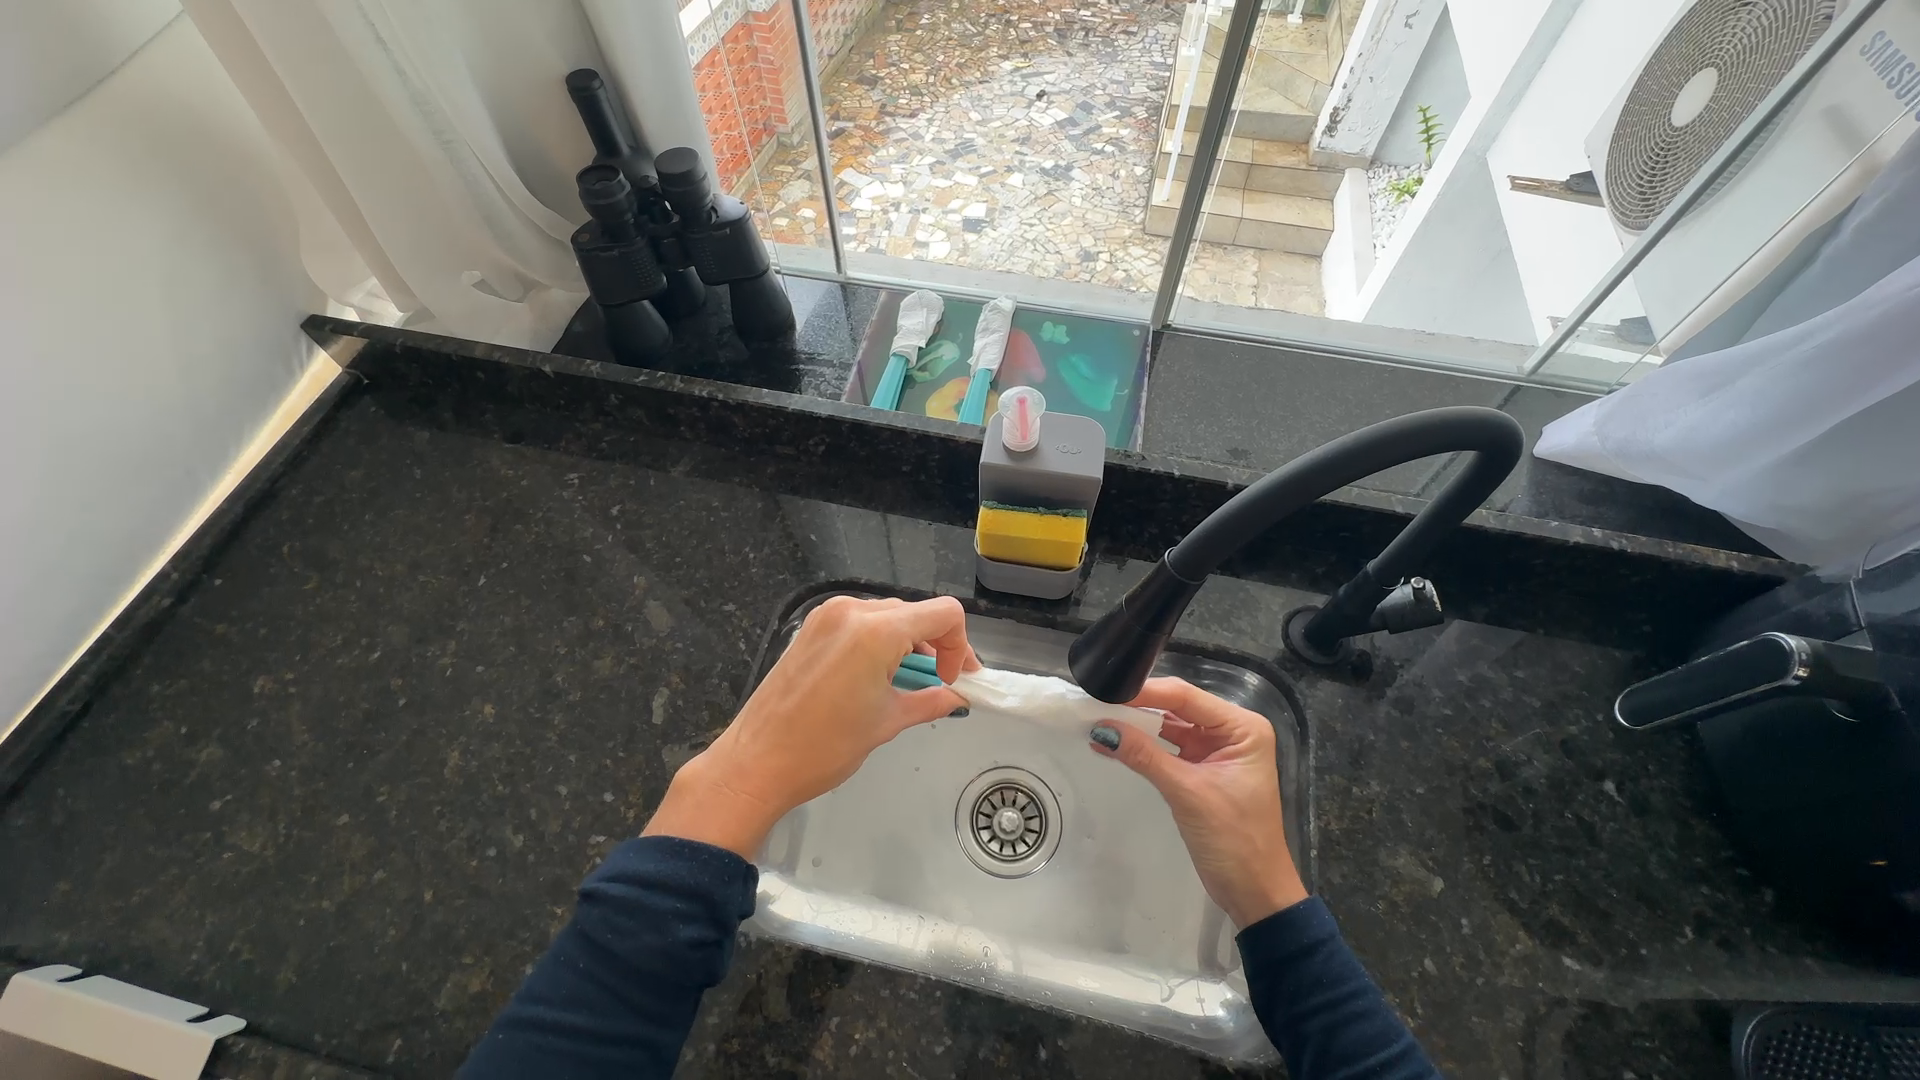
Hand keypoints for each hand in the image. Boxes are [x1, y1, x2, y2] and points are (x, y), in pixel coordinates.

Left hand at [645, 595, 978, 857]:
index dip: (960, 646)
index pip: (944, 614)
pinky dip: (879, 644)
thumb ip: (930, 702)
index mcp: (876, 631)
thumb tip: (957, 697)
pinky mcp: (811, 629)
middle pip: (915, 613)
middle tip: (941, 685)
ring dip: (907, 645)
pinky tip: (877, 678)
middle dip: (936, 646)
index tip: (955, 680)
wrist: (756, 762)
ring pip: (888, 617)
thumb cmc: (823, 746)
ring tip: (908, 686)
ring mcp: (827, 616)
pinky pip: (859, 624)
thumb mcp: (887, 722)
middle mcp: (852, 611)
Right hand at [1089, 677, 1307, 927]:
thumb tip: (1102, 728)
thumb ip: (1145, 756)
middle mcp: (1232, 731)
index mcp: (1242, 728)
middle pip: (1177, 707)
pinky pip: (1167, 748)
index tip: (1106, 691)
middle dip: (1138, 707)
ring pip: (1170, 726)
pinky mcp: (1202, 769)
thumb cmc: (1234, 840)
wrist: (1255, 893)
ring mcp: (1216, 750)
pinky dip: (1142, 747)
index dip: (1145, 692)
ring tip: (1096, 719)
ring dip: (1137, 726)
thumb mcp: (1187, 793)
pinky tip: (1112, 744)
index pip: (1186, 697)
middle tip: (1095, 702)